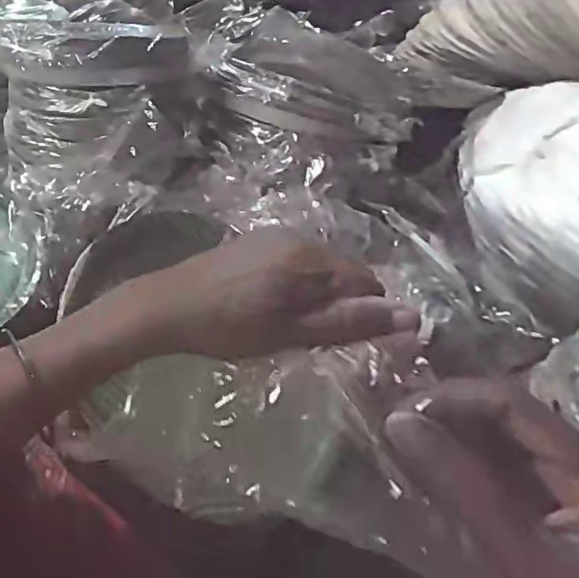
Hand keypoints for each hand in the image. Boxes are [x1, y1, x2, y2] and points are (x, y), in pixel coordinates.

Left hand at [120, 229, 419, 360]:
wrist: (167, 304)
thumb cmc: (230, 326)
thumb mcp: (293, 333)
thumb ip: (350, 323)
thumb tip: (411, 317)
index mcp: (312, 258)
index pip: (369, 283)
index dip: (367, 314)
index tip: (347, 342)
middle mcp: (299, 237)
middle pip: (346, 272)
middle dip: (341, 303)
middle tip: (313, 337)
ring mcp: (275, 235)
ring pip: (321, 267)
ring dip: (319, 294)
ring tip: (289, 324)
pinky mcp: (256, 239)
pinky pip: (297, 260)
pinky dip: (298, 283)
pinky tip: (272, 304)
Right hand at [384, 378, 578, 577]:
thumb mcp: (523, 567)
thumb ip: (463, 489)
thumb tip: (398, 420)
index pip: (512, 402)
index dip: (452, 397)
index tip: (400, 411)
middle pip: (506, 418)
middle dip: (446, 414)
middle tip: (391, 422)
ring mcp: (574, 498)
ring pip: (501, 444)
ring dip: (450, 439)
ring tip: (400, 441)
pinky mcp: (558, 524)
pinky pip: (504, 476)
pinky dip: (463, 469)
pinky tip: (427, 473)